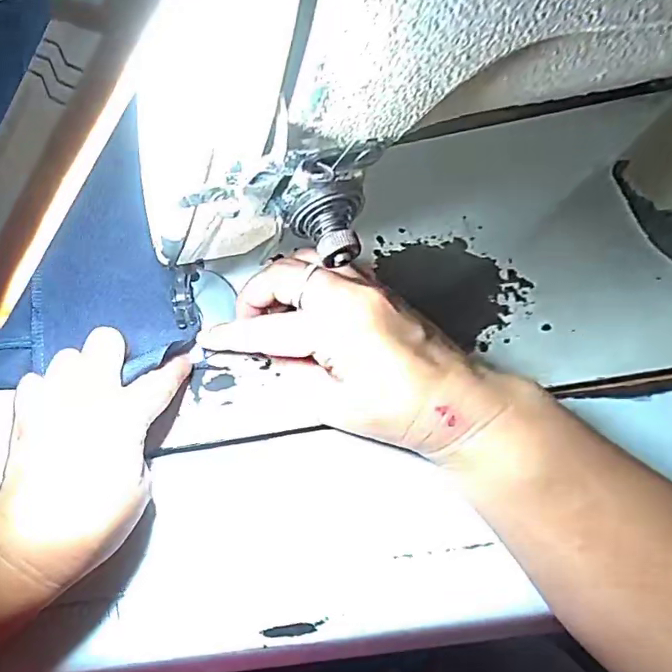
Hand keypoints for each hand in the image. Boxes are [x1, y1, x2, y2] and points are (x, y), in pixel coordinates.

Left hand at [0, 327, 191, 596]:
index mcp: (125, 414)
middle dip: (116, 354)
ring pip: (67, 355)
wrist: (35, 536)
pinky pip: (35, 380)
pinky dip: (45, 390)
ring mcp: (51, 397)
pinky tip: (51, 410)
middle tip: (119, 381)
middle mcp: (87, 394)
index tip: (183, 361)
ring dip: (79, 371)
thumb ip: (138, 447)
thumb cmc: (96, 521)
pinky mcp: (23, 410)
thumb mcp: (140, 488)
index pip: (159, 380)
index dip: (175, 369)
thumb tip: (128, 435)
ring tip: (82, 397)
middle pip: (105, 339)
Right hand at [198, 249, 519, 458]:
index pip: (267, 326)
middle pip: (282, 273)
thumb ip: (293, 374)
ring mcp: (369, 288)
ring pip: (307, 263)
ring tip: (272, 314)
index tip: (214, 338)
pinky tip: (305, 309)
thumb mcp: (334, 405)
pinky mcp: (380, 290)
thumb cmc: (408, 409)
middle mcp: (353, 295)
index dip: (233, 334)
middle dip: (253, 297)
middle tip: (246, 324)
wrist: (457, 402)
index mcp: (337, 324)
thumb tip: (271, 358)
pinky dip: (307, 281)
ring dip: (280, 284)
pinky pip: (331, 269)